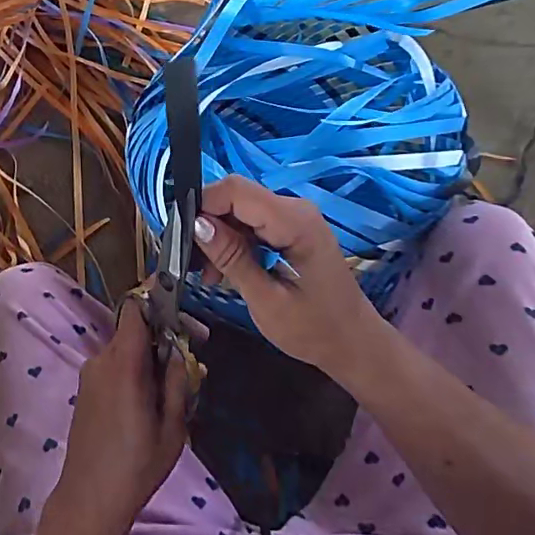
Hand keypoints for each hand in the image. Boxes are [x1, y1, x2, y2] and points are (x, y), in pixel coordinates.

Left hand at [49, 293, 190, 534]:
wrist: (88, 499)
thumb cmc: (136, 466)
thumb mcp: (173, 427)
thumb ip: (177, 381)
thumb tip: (178, 350)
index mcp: (123, 362)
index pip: (135, 309)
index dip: (157, 304)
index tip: (181, 320)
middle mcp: (101, 359)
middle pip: (134, 331)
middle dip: (162, 338)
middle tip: (191, 357)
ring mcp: (89, 374)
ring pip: (125, 350)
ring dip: (149, 359)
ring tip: (174, 389)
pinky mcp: (86, 389)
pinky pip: (114, 367)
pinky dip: (133, 372)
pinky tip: (149, 402)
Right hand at [191, 175, 382, 373]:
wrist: (353, 344)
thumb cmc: (314, 329)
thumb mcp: (266, 300)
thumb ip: (232, 258)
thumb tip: (197, 224)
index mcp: (295, 222)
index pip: (236, 190)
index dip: (203, 203)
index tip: (180, 234)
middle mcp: (294, 209)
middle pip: (235, 197)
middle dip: (207, 223)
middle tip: (192, 262)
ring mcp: (293, 217)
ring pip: (238, 209)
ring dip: (217, 236)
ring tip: (208, 274)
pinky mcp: (288, 228)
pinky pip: (250, 222)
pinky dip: (231, 242)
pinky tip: (223, 270)